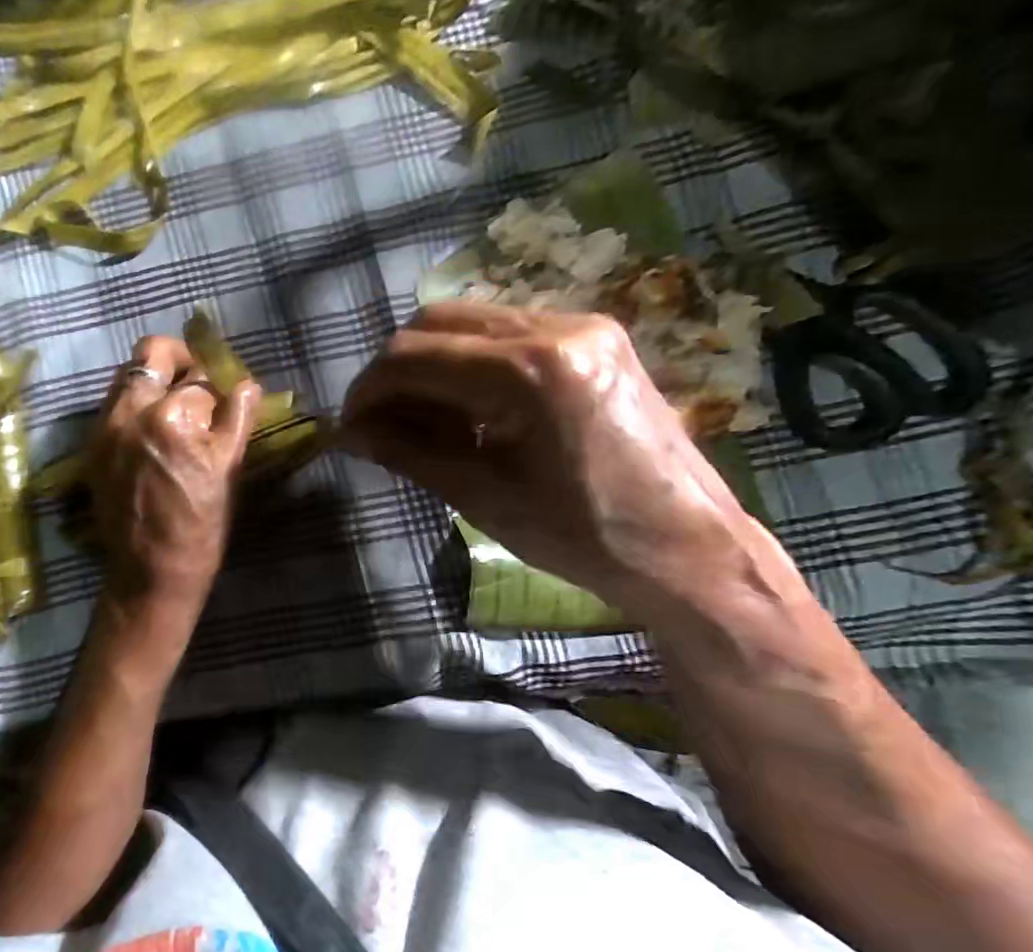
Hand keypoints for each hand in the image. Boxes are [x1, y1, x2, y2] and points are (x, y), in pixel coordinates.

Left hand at [88, 335, 261, 611]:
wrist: (152, 570)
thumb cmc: (201, 524)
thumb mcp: (228, 469)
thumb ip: (236, 418)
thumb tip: (245, 384)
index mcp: (169, 417)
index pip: (199, 379)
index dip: (217, 390)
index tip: (223, 402)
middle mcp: (128, 412)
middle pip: (151, 355)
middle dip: (178, 364)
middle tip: (195, 387)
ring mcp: (104, 429)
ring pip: (127, 378)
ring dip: (153, 384)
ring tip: (173, 415)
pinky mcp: (92, 447)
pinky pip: (113, 408)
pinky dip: (133, 410)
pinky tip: (151, 437)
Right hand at [340, 302, 755, 609]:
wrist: (685, 547)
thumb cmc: (580, 535)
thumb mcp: (481, 496)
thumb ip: (408, 452)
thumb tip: (348, 434)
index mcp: (528, 372)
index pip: (414, 356)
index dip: (367, 389)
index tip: (348, 427)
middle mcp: (557, 328)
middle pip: (438, 322)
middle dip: (394, 371)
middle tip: (378, 423)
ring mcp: (582, 327)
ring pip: (471, 323)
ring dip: (430, 366)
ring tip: (422, 423)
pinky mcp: (595, 340)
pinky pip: (507, 335)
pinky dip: (469, 365)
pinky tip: (468, 412)